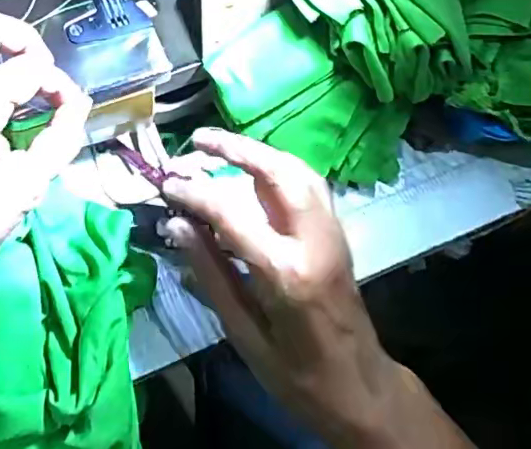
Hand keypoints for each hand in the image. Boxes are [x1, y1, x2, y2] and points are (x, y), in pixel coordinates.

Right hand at [162, 129, 469, 448]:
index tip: (167, 184)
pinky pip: (307, 181)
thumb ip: (210, 273)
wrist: (362, 391)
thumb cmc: (297, 373)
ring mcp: (331, 232)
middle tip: (198, 140)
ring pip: (296, 169)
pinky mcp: (336, 231)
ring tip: (220, 144)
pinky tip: (253, 164)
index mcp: (287, 273)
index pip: (232, 214)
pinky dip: (276, 164)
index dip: (195, 193)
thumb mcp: (243, 334)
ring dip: (256, 150)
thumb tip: (176, 222)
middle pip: (277, 173)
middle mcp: (314, 242)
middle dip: (235, 148)